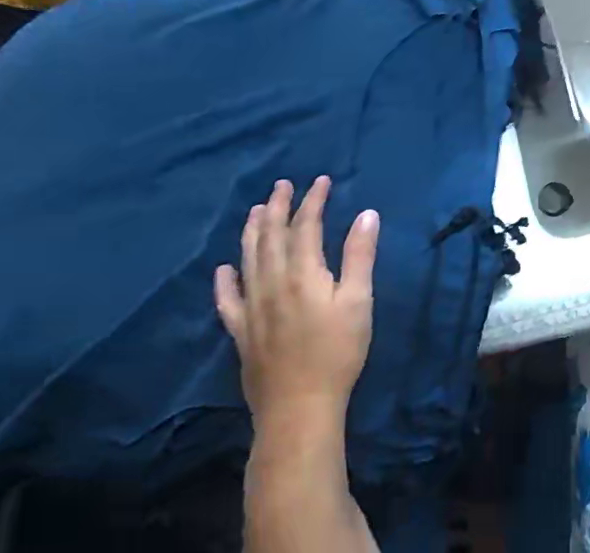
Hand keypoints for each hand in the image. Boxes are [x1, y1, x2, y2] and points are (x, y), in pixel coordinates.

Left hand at [214, 177, 379, 422]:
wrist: (299, 409)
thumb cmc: (337, 352)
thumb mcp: (358, 301)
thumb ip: (359, 256)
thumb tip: (366, 214)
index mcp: (302, 273)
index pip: (305, 225)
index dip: (312, 200)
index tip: (321, 181)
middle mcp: (272, 282)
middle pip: (271, 236)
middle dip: (277, 207)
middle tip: (282, 184)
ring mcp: (252, 307)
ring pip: (248, 259)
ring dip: (252, 231)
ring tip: (255, 210)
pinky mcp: (241, 332)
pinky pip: (228, 300)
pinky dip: (225, 281)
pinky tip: (223, 269)